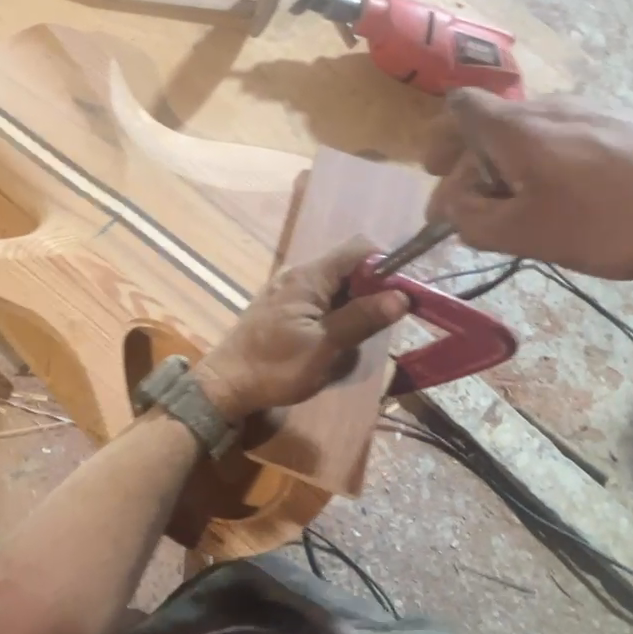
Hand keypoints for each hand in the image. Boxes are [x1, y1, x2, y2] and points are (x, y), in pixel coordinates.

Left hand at [191, 238, 409, 421]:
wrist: (227, 384)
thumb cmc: (276, 367)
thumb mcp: (325, 346)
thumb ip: (361, 319)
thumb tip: (402, 296)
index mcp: (309, 277)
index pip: (358, 250)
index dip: (387, 265)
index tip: (405, 294)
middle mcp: (299, 275)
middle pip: (349, 267)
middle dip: (374, 289)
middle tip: (389, 322)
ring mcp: (290, 291)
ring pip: (337, 287)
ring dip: (356, 305)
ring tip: (366, 336)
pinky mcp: (285, 308)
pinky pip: (321, 301)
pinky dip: (338, 314)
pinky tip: (342, 339)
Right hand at [423, 89, 632, 279]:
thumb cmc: (615, 219)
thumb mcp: (529, 234)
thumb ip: (474, 222)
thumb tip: (451, 208)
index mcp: (514, 127)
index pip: (457, 108)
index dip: (438, 139)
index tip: (435, 173)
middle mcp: (547, 107)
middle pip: (489, 124)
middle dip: (470, 164)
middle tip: (473, 208)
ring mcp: (592, 111)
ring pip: (529, 133)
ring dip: (511, 166)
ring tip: (524, 210)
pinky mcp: (628, 124)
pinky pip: (567, 138)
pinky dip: (549, 164)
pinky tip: (575, 201)